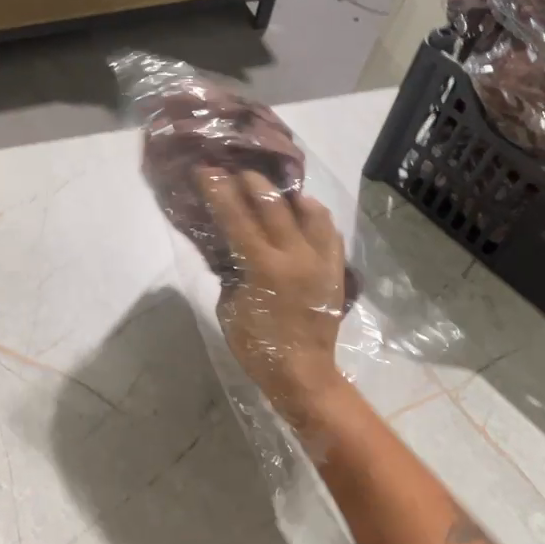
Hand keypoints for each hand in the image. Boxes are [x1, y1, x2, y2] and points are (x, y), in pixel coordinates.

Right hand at [196, 168, 347, 412]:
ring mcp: (322, 260)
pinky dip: (313, 216)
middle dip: (251, 183)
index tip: (207, 171)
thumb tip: (225, 244)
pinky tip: (301, 213)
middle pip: (272, 204)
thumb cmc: (256, 345)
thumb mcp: (228, 306)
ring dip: (287, 195)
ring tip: (272, 191)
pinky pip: (329, 229)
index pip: (236, 217)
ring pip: (309, 210)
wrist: (303, 372)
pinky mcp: (337, 268)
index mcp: (263, 267)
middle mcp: (296, 256)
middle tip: (235, 172)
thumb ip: (229, 270)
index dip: (219, 191)